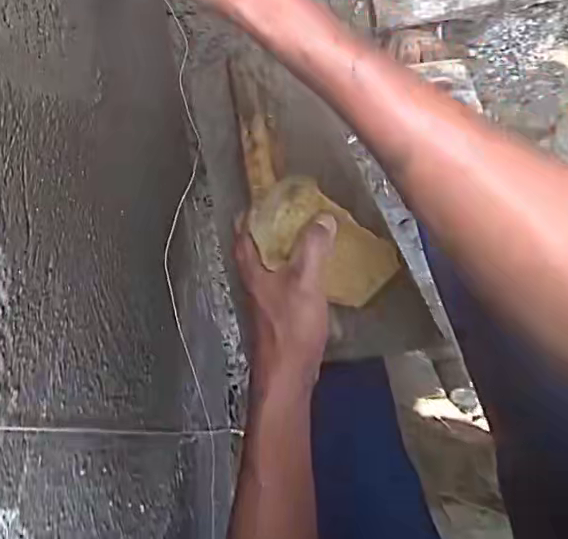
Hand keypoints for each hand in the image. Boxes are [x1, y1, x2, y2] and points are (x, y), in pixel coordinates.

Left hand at [234, 212, 335, 392]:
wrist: (288, 375)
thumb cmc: (290, 326)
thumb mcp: (305, 281)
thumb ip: (312, 247)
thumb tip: (323, 217)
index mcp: (250, 263)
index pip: (245, 225)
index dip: (255, 207)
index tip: (273, 192)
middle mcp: (251, 275)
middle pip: (257, 241)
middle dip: (273, 224)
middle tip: (296, 210)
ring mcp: (263, 294)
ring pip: (271, 259)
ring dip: (286, 245)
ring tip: (310, 234)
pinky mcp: (276, 309)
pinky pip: (284, 277)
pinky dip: (296, 266)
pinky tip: (316, 269)